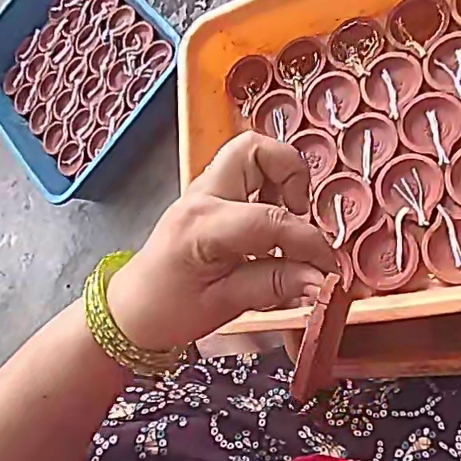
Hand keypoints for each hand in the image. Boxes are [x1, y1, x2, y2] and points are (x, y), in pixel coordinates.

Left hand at [104, 132, 337, 351]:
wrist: (130, 310)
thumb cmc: (168, 310)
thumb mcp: (224, 305)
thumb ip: (275, 284)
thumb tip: (322, 278)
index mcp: (202, 227)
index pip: (271, 220)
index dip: (310, 243)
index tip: (329, 268)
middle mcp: (201, 197)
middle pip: (256, 149)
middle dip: (291, 174)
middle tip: (300, 216)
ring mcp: (202, 191)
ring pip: (251, 154)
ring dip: (280, 180)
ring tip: (286, 222)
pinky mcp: (208, 197)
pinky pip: (246, 175)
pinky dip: (269, 191)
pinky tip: (269, 229)